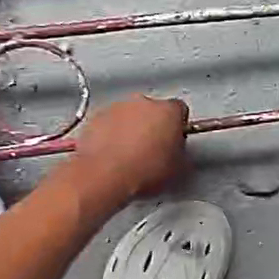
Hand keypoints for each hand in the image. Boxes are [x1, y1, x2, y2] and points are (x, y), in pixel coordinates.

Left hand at [68, 95, 189, 206]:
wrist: (106, 175)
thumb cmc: (142, 170)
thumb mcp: (177, 167)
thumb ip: (180, 150)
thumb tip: (177, 152)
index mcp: (168, 111)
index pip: (180, 110)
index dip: (178, 125)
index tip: (175, 138)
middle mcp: (143, 103)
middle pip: (153, 109)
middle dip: (154, 125)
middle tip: (154, 149)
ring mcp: (118, 108)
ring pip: (129, 114)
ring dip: (132, 129)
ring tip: (132, 155)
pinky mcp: (97, 118)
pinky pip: (109, 123)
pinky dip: (112, 134)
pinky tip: (114, 155)